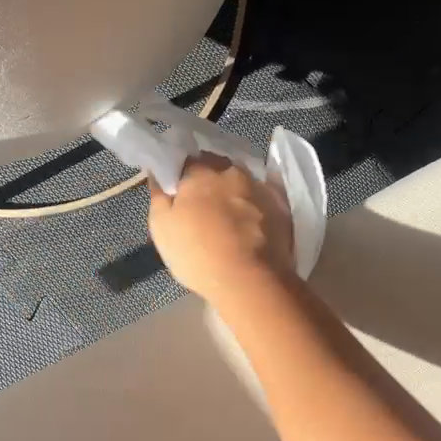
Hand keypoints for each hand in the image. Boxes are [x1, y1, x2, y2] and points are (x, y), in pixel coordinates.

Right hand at [148, 154, 296, 303]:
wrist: (251, 280)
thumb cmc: (198, 253)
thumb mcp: (162, 227)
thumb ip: (159, 196)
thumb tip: (158, 175)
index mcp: (201, 171)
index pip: (187, 160)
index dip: (181, 176)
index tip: (178, 194)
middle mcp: (234, 172)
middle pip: (218, 168)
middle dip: (209, 181)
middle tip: (202, 207)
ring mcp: (261, 188)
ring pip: (242, 183)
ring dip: (234, 193)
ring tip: (228, 218)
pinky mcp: (282, 208)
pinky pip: (265, 199)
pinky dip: (256, 206)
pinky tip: (252, 222)